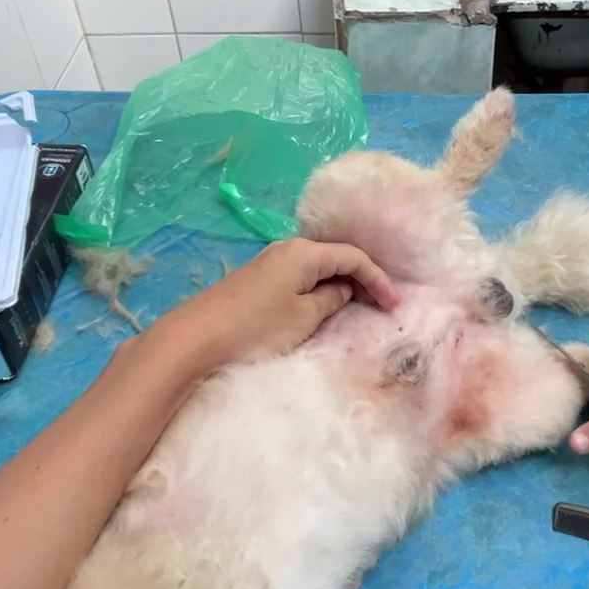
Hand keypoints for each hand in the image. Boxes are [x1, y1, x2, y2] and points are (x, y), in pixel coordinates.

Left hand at [145, 238, 398, 371]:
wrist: (194, 339)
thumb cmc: (256, 327)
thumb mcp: (304, 317)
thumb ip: (331, 300)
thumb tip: (342, 290)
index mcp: (304, 252)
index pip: (353, 257)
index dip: (377, 280)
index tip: (393, 305)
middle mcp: (287, 249)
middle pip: (335, 258)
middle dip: (361, 280)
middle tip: (379, 306)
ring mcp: (269, 263)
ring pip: (317, 268)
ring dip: (339, 285)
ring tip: (356, 307)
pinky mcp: (257, 280)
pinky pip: (300, 277)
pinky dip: (319, 289)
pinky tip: (323, 307)